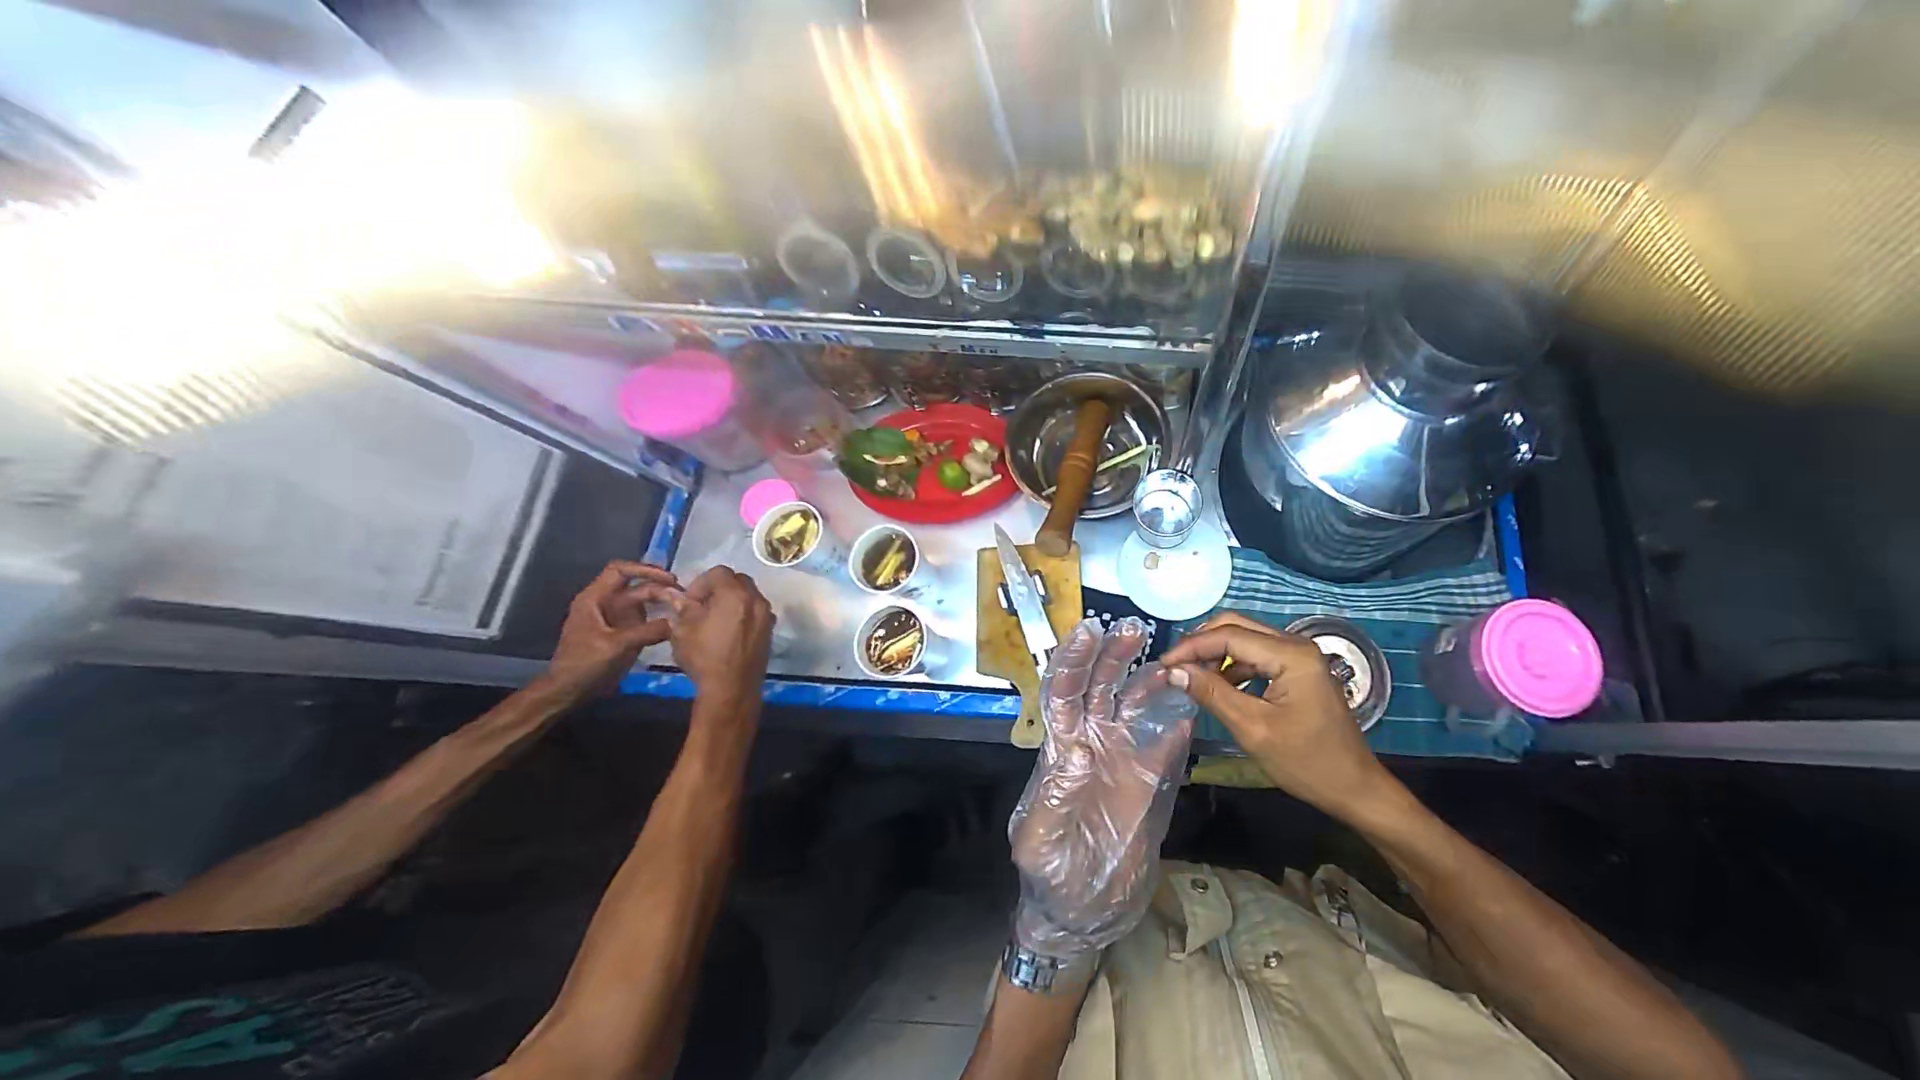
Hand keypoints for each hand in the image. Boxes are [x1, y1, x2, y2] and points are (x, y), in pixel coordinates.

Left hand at [544, 561, 679, 701]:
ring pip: (642, 602)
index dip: (644, 569)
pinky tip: (675, 622)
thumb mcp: (615, 646)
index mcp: (594, 599)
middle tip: (684, 595)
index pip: (619, 571)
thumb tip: (678, 622)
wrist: (568, 692)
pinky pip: (645, 619)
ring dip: (661, 602)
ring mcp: (615, 618)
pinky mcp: (623, 632)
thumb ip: (647, 632)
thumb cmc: (583, 665)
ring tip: (684, 607)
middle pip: (635, 586)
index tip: (668, 578)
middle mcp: (606, 603)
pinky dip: (659, 618)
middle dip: (659, 588)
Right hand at [669, 566, 774, 705]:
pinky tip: (731, 630)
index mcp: (735, 595)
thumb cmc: (704, 657)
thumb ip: (683, 608)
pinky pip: (757, 612)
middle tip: (703, 605)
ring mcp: (767, 616)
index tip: (690, 600)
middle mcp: (756, 600)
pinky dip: (745, 613)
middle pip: (738, 581)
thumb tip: (680, 597)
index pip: (719, 573)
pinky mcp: (770, 631)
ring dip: (733, 600)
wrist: (732, 689)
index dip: (701, 583)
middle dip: (719, 588)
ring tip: (716, 618)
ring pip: (749, 596)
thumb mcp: (683, 630)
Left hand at [1009, 618, 1195, 960]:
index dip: (1073, 661)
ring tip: (1168, 656)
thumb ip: (1054, 798)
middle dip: (1112, 655)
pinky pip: (1164, 742)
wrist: (1084, 909)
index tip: (1087, 632)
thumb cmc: (1051, 872)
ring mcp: (1122, 757)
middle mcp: (1090, 742)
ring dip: (1146, 677)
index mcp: (1059, 749)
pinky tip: (1189, 700)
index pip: (1063, 693)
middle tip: (1133, 628)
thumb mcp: (1039, 841)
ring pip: (1131, 704)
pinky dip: (1175, 720)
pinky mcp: (1150, 779)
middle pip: (1099, 686)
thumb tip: (1077, 753)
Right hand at [1162, 613, 1396, 821]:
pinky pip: (1255, 655)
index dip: (1191, 647)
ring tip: (1191, 678)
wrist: (1355, 789)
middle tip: (1175, 668)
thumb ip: (1212, 693)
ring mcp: (1299, 657)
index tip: (1163, 666)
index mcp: (1291, 655)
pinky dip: (1231, 665)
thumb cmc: (1307, 762)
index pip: (1228, 635)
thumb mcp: (1253, 728)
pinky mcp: (1297, 670)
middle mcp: (1296, 645)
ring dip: (1215, 653)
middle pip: (1236, 626)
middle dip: (1201, 644)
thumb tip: (1174, 671)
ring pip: (1244, 638)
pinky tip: (1217, 685)